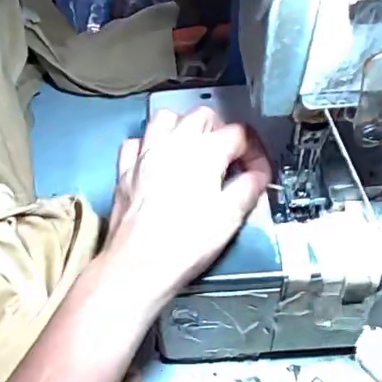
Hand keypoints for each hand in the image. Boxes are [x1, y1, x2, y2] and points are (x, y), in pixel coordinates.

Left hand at [103, 107, 272, 305]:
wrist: (138, 265)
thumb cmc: (187, 243)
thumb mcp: (230, 217)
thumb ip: (248, 189)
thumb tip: (257, 176)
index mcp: (205, 152)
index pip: (239, 134)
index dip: (254, 151)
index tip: (257, 172)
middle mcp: (173, 144)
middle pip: (202, 116)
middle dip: (220, 131)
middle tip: (228, 158)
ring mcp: (144, 155)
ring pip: (164, 119)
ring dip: (182, 127)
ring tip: (192, 150)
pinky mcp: (125, 172)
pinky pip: (136, 143)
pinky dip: (149, 145)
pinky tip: (157, 162)